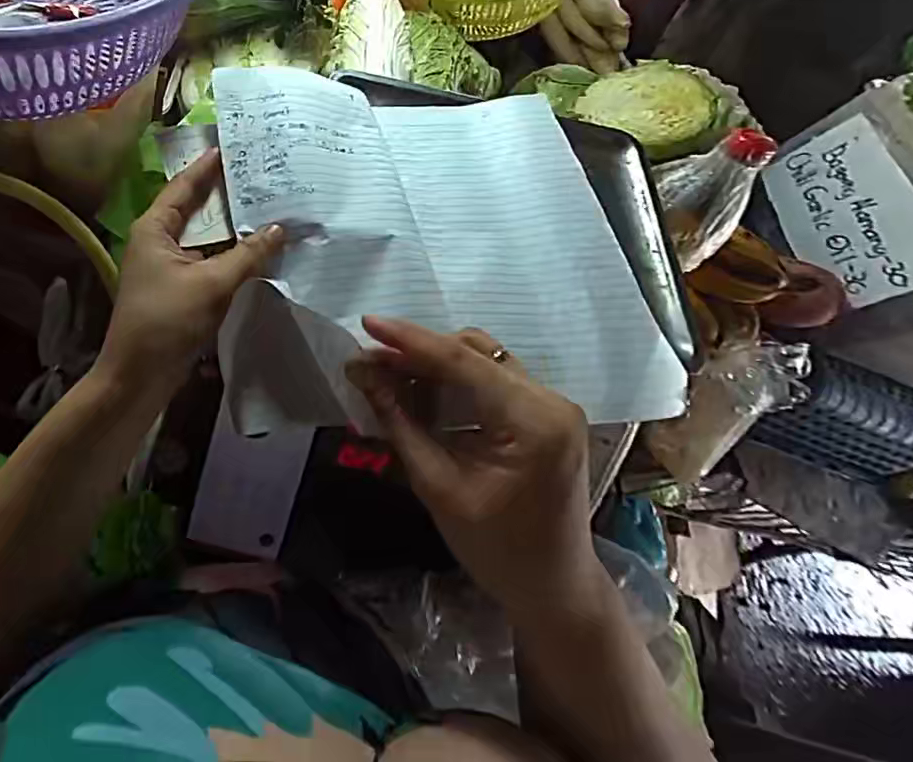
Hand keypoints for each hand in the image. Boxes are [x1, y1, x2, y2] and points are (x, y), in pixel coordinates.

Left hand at [99, 148, 284, 387]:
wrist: (138, 376)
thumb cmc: (166, 321)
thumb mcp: (210, 284)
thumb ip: (247, 255)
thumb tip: (281, 228)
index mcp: (154, 228)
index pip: (184, 186)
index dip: (208, 166)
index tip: (234, 146)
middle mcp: (159, 240)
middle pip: (197, 209)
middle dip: (229, 195)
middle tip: (263, 174)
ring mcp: (170, 265)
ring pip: (207, 237)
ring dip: (235, 228)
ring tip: (270, 206)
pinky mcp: (181, 288)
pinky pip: (210, 261)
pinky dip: (233, 255)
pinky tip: (261, 248)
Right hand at [345, 316, 596, 611]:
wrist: (552, 589)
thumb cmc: (495, 548)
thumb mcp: (436, 484)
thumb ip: (398, 420)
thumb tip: (360, 371)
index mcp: (534, 421)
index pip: (463, 362)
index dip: (410, 340)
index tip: (367, 323)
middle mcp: (550, 401)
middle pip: (474, 352)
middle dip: (417, 352)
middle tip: (370, 361)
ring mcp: (552, 405)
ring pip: (482, 360)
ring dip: (434, 363)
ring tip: (389, 375)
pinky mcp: (545, 414)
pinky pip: (491, 379)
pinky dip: (453, 380)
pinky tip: (422, 391)